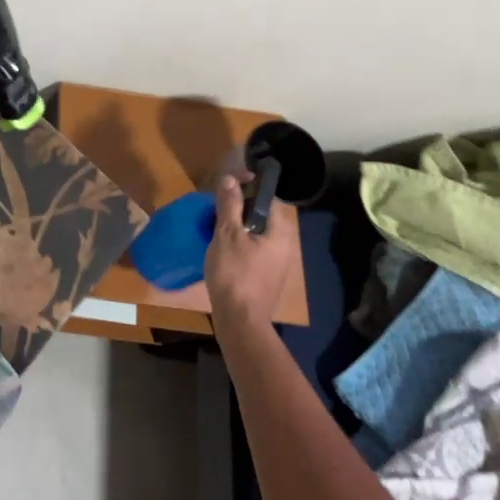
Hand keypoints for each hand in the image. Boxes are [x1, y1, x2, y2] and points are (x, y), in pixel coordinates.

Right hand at [203, 168, 295, 334]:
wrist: (240, 320)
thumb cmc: (235, 273)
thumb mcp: (227, 234)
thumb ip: (229, 205)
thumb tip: (230, 179)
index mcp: (280, 232)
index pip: (269, 198)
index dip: (250, 187)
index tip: (228, 185)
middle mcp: (285, 245)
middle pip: (263, 216)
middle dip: (240, 208)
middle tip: (216, 207)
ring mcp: (277, 263)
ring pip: (257, 233)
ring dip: (237, 226)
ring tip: (214, 226)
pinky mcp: (267, 276)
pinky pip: (254, 249)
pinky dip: (239, 243)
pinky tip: (221, 249)